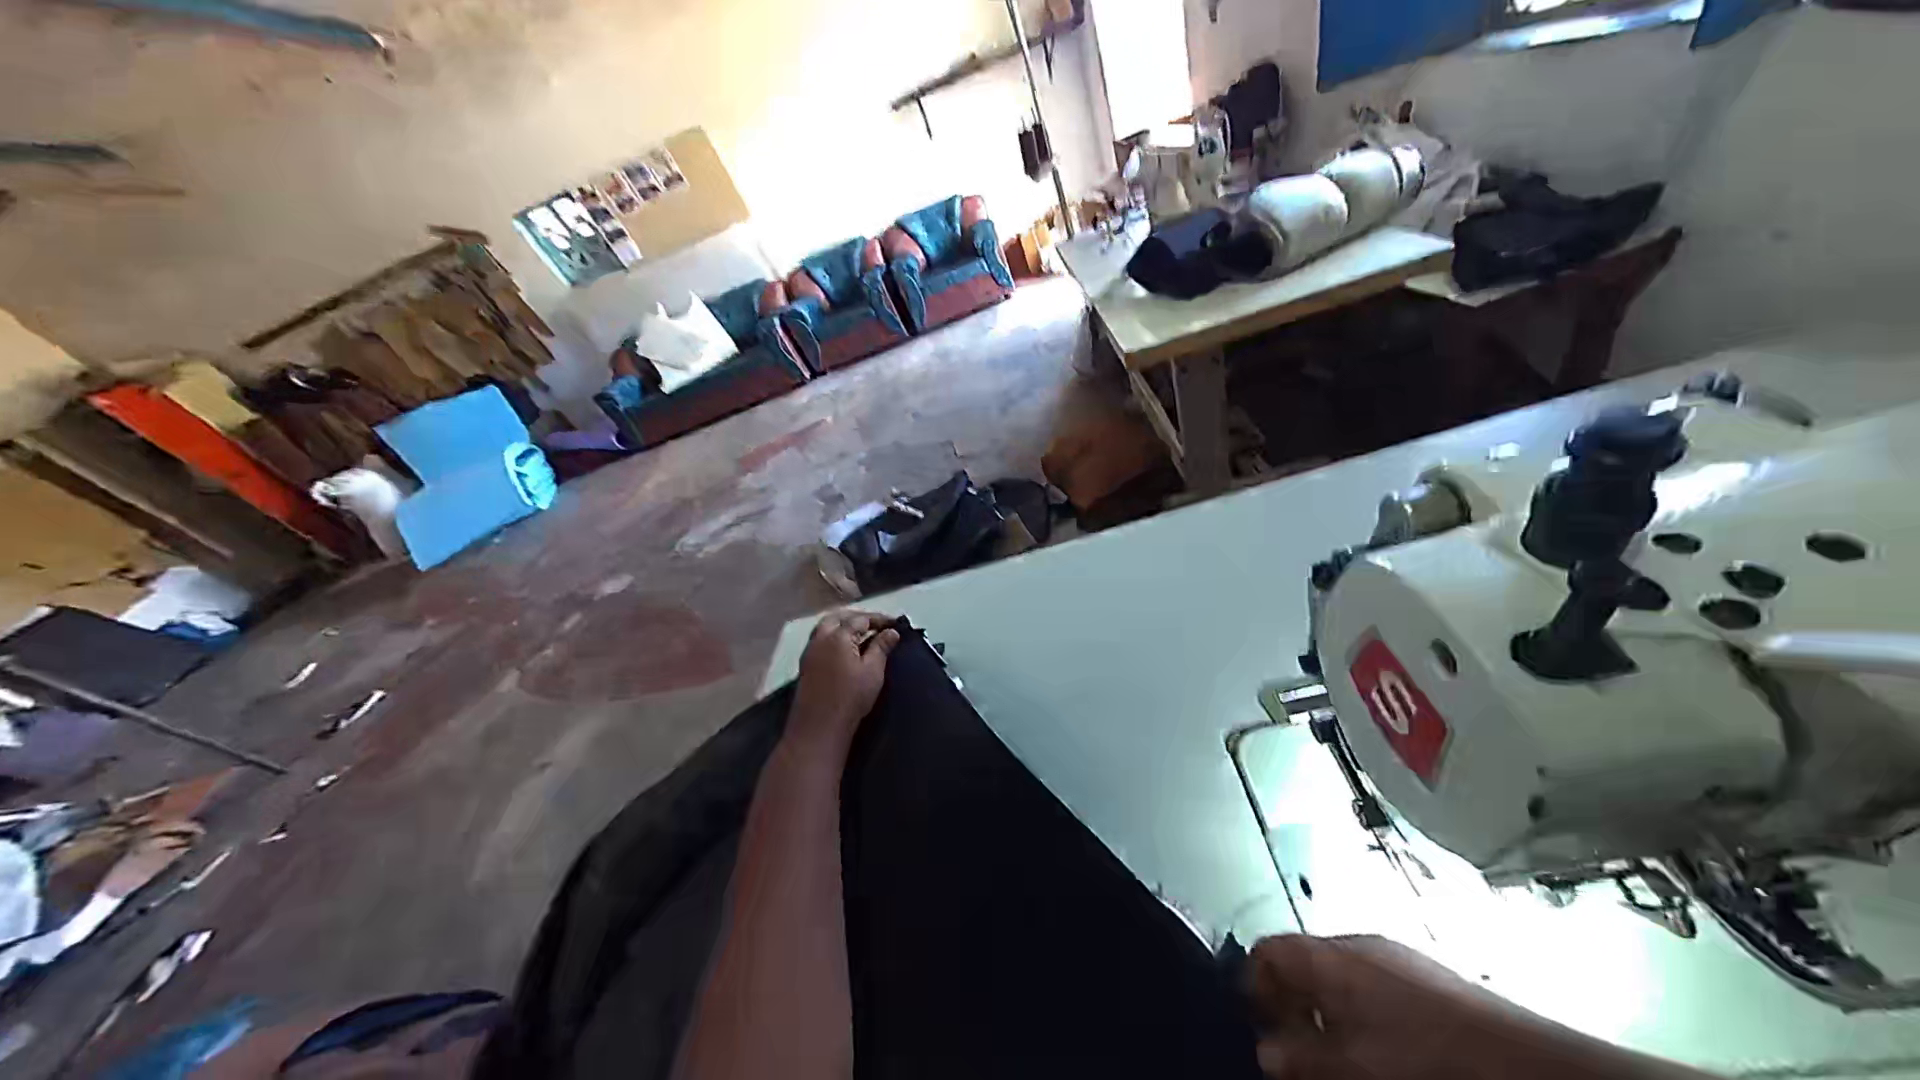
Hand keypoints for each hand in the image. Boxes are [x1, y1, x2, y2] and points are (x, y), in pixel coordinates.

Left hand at [788, 611, 899, 758]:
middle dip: (857, 618)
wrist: (819, 726)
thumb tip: (891, 632)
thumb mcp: (873, 671)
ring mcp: (810, 651)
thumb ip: (882, 647)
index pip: (860, 619)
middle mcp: (820, 638)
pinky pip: (820, 640)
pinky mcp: (805, 665)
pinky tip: (845, 649)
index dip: (879, 619)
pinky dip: (834, 637)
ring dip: (843, 625)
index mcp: (837, 636)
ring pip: (826, 627)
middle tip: (875, 625)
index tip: (894, 624)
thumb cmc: (850, 697)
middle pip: (839, 618)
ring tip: (861, 634)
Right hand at [1245, 934, 1689, 1079]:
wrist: (1530, 1066)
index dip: (1253, 987)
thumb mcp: (1352, 1067)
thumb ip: (1301, 1057)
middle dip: (1292, 1003)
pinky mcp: (1426, 976)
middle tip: (1296, 1049)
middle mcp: (1355, 943)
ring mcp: (1394, 957)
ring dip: (1327, 1010)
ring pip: (1337, 975)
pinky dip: (1362, 1012)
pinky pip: (1371, 985)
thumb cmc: (1425, 1060)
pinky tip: (1382, 1049)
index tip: (1258, 1027)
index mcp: (1328, 954)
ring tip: (1338, 1054)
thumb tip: (1266, 1052)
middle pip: (1300, 961)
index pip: (1266, 951)